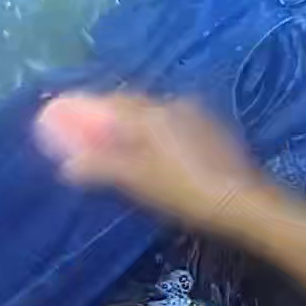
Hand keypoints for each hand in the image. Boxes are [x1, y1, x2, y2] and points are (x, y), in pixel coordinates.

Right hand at [35, 93, 269, 234]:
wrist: (247, 203)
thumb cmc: (189, 193)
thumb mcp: (140, 182)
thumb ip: (103, 167)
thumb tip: (69, 164)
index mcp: (154, 113)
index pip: (110, 102)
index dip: (82, 109)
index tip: (59, 115)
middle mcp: (176, 105)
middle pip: (132, 105)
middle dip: (106, 115)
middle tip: (83, 130)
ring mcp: (199, 116)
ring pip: (154, 113)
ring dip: (130, 123)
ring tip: (111, 141)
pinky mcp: (215, 131)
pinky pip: (172, 123)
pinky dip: (153, 131)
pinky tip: (150, 149)